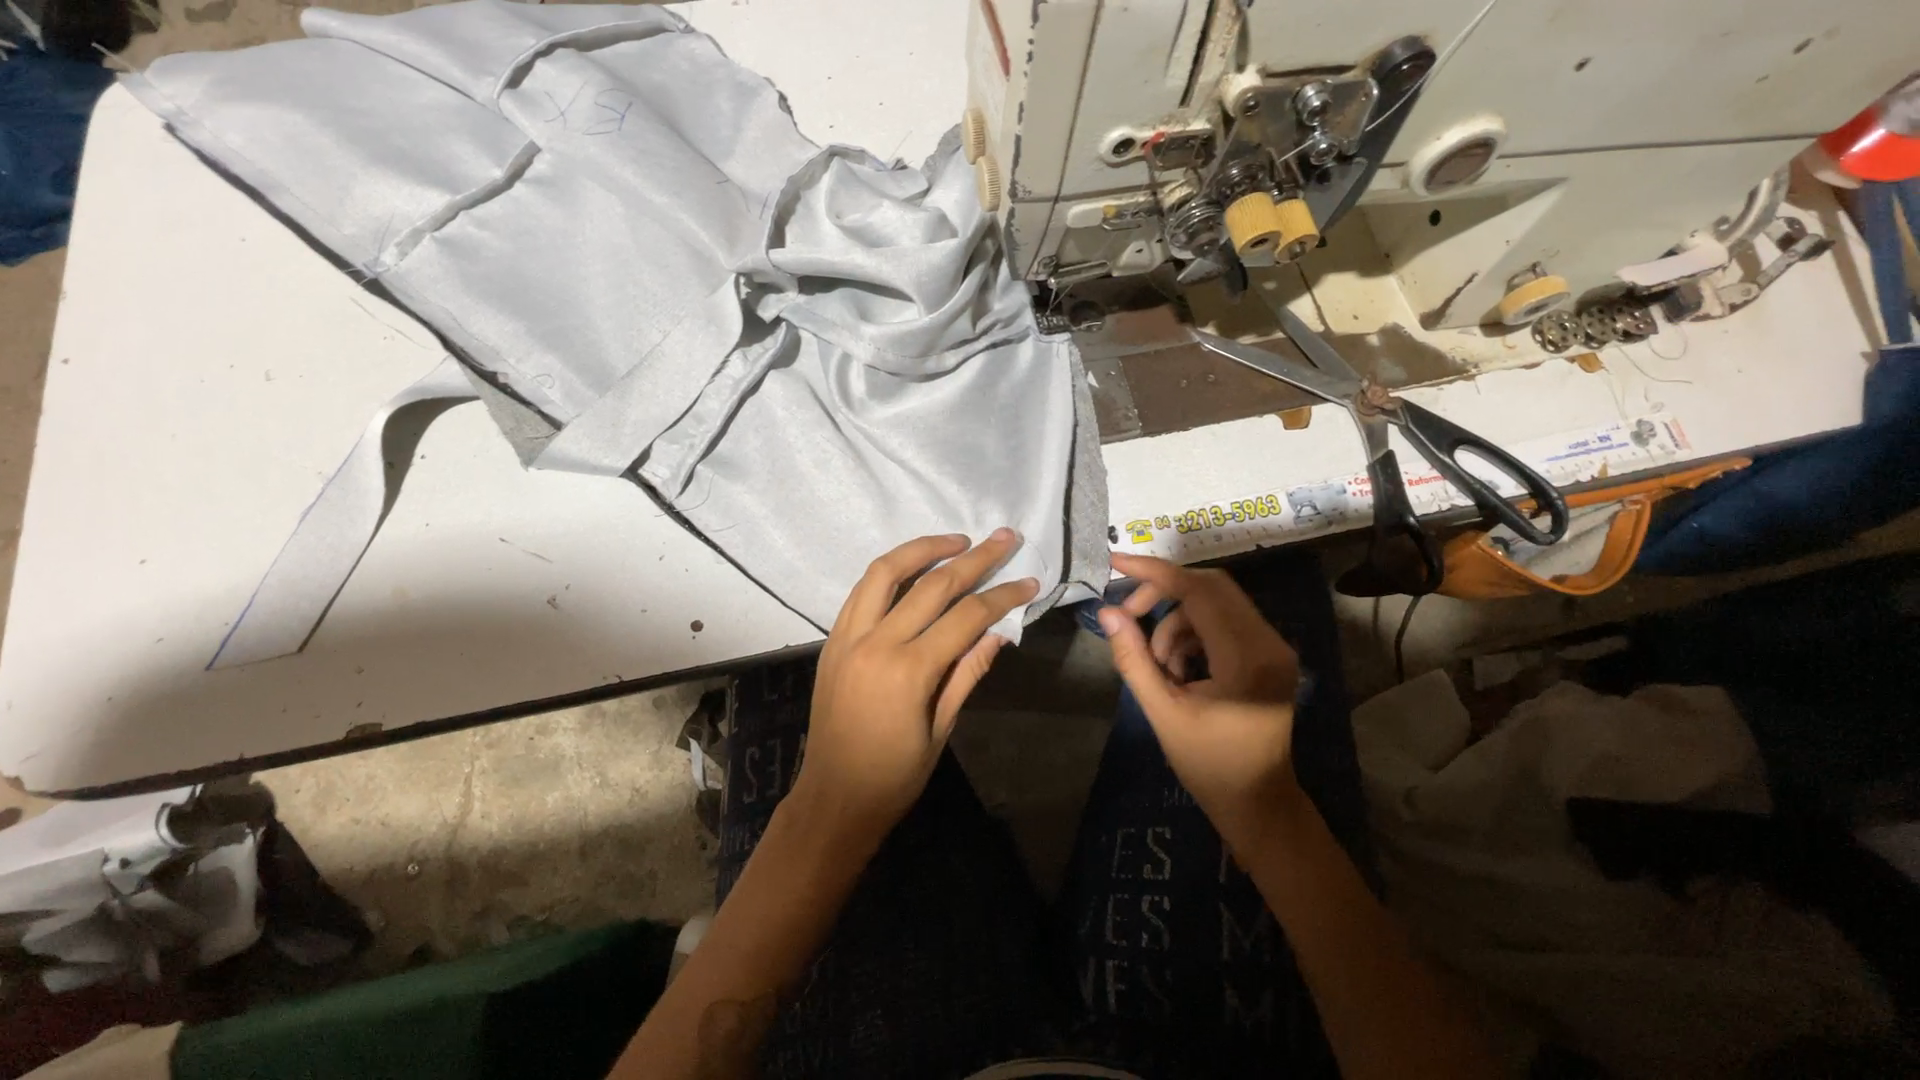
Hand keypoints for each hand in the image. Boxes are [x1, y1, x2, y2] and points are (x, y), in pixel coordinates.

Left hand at [790, 529, 1038, 847]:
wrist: (834, 796)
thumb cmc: (895, 775)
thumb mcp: (942, 728)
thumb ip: (967, 673)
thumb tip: (998, 632)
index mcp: (909, 670)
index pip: (966, 616)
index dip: (1002, 596)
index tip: (1029, 580)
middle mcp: (876, 642)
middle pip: (932, 584)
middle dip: (974, 558)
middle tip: (1004, 538)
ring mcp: (848, 637)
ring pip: (885, 572)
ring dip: (923, 548)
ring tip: (957, 539)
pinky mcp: (832, 640)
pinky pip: (861, 591)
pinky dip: (889, 572)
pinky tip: (913, 567)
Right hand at [1098, 553, 1303, 845]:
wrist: (1257, 801)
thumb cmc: (1208, 764)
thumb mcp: (1163, 712)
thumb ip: (1134, 659)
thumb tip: (1107, 612)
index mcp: (1246, 657)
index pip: (1199, 591)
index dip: (1155, 573)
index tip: (1117, 563)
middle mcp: (1268, 642)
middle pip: (1211, 587)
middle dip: (1163, 594)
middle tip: (1127, 616)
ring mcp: (1273, 647)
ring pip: (1215, 604)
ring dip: (1176, 621)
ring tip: (1159, 667)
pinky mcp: (1269, 655)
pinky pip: (1224, 623)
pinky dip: (1194, 634)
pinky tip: (1179, 671)